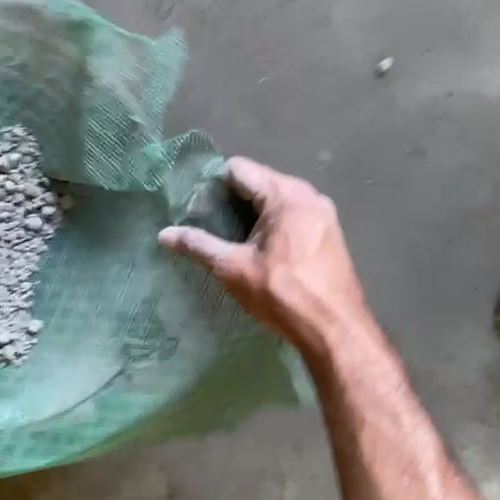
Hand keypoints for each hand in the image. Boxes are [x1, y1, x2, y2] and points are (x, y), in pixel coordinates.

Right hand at [159, 157, 371, 351]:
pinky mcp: (329, 233)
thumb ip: (197, 245)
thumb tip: (163, 234)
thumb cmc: (282, 294)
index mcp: (285, 196)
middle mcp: (308, 196)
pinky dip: (271, 223)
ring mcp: (323, 214)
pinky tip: (258, 249)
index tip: (195, 208)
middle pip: (257, 181)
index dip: (212, 184)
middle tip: (207, 225)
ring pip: (275, 199)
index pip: (238, 168)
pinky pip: (291, 214)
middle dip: (230, 198)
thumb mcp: (232, 269)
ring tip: (230, 238)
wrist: (335, 331)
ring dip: (251, 213)